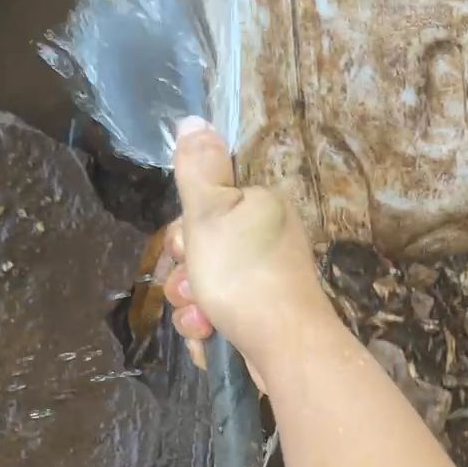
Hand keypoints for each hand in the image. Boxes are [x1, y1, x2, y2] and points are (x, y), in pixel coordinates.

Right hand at [163, 117, 332, 382]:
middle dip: (184, 275)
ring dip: (190, 306)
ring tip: (203, 320)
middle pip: (197, 251)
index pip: (200, 210)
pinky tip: (208, 338)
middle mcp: (263, 238)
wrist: (285, 347)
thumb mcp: (210, 213)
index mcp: (256, 207)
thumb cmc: (243, 276)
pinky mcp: (260, 313)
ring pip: (202, 285)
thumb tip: (192, 119)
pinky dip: (206, 326)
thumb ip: (197, 168)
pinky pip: (217, 313)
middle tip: (193, 288)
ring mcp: (263, 279)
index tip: (186, 251)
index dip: (182, 235)